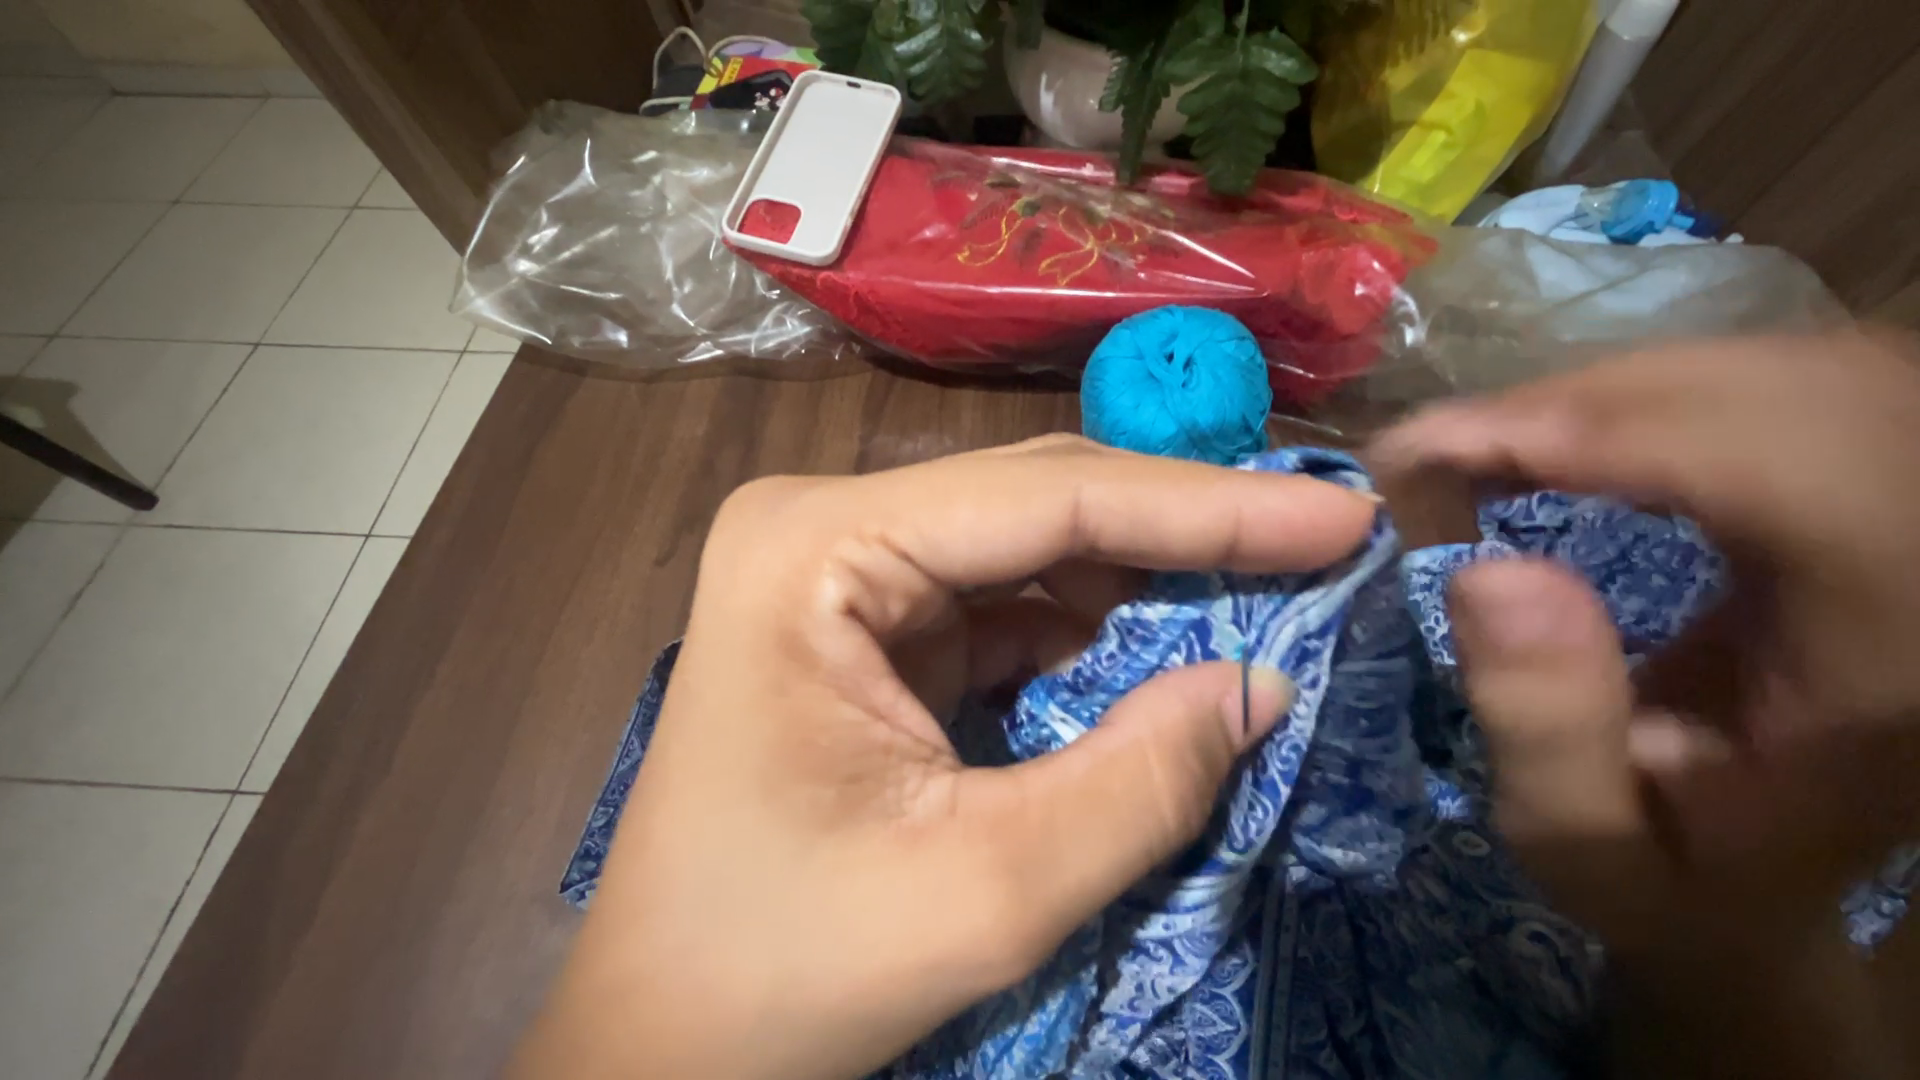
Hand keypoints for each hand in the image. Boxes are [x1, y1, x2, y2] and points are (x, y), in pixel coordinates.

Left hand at [510, 435, 1374, 1079]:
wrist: (665, 1028)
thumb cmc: (786, 965)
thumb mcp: (984, 889)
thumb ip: (1141, 781)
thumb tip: (1261, 686)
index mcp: (813, 546)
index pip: (1044, 500)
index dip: (1206, 509)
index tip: (1338, 518)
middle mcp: (821, 526)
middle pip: (1035, 503)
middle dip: (1180, 530)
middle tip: (1318, 543)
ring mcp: (840, 568)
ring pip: (1028, 545)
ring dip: (1142, 574)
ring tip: (1262, 588)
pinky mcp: (865, 619)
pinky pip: (1002, 599)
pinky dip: (1091, 624)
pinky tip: (1163, 643)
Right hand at [1371, 331, 1919, 1076]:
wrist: (1769, 877)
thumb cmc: (1678, 877)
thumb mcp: (1589, 846)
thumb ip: (1544, 730)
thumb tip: (1484, 568)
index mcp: (1903, 656)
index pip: (1773, 464)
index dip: (1581, 432)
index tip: (1424, 455)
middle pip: (1758, 392)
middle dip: (1561, 408)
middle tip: (1427, 455)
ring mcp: (1913, 500)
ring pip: (1752, 372)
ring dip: (1585, 399)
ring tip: (1469, 451)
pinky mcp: (1869, 483)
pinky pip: (1746, 391)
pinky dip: (1620, 402)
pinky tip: (1547, 442)